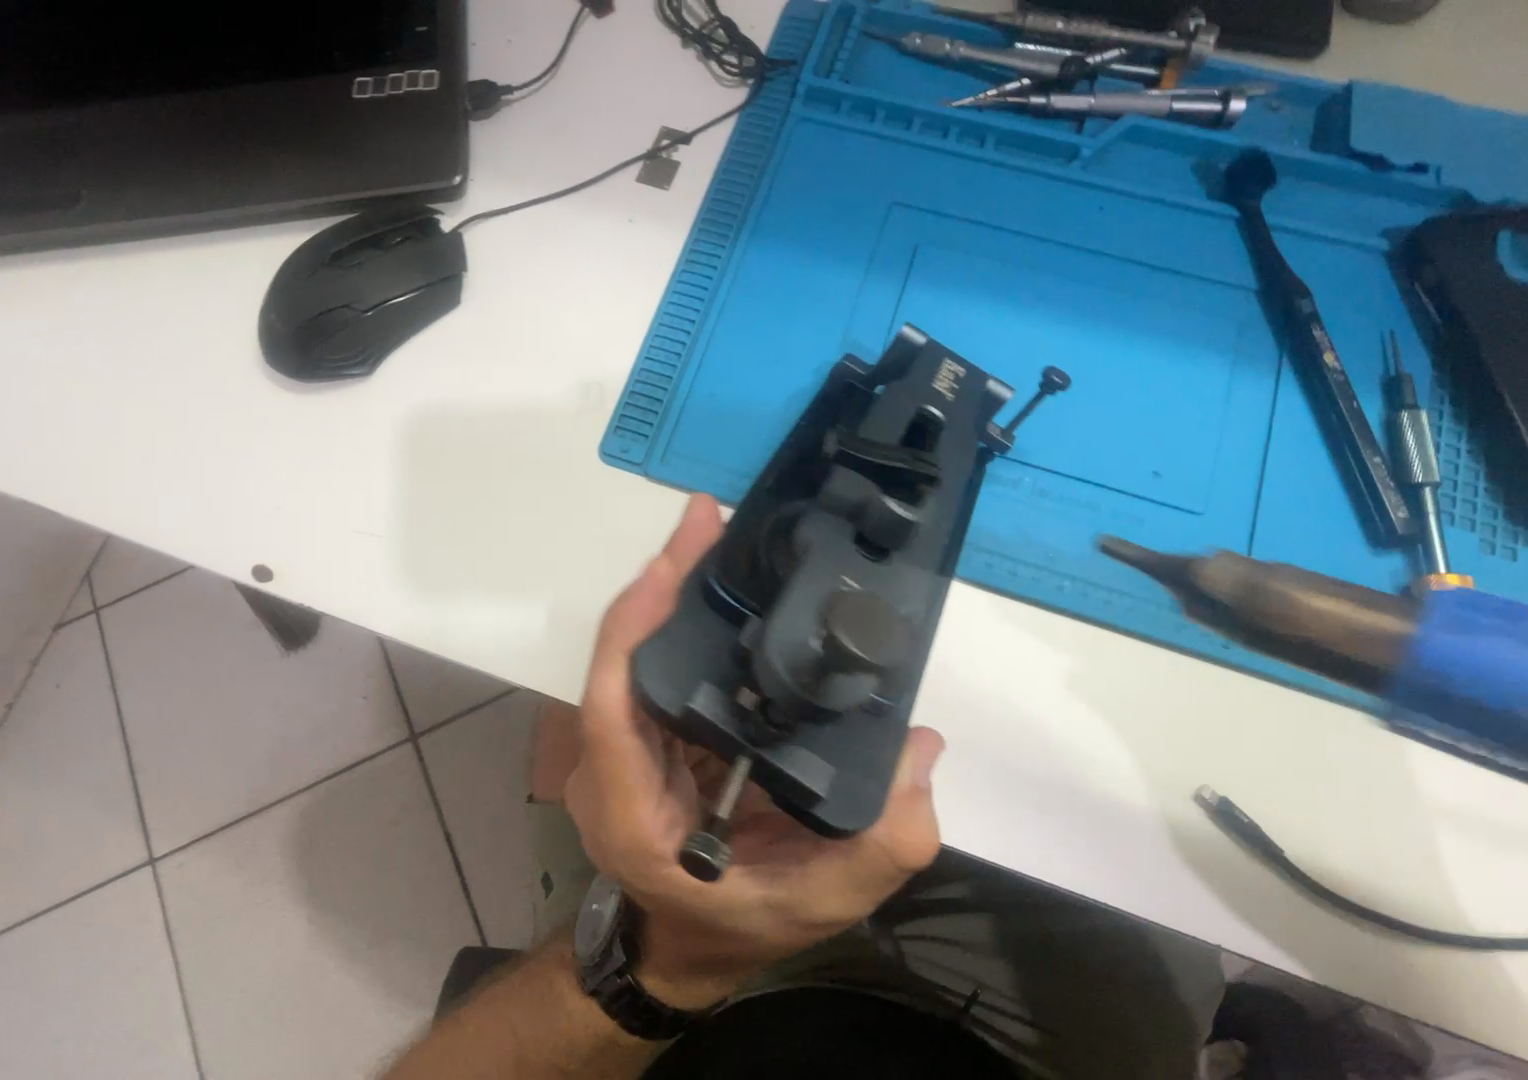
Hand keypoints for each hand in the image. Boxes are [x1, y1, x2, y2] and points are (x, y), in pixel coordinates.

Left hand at [564, 494, 945, 1009]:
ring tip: (721, 538)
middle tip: (711, 521)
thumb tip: (917, 748)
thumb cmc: (739, 929)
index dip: (634, 625)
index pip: (611, 703)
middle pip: (622, 660)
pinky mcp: (646, 736)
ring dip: (674, 593)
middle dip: (662, 583)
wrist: (685, 949)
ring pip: (636, 654)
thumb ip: (881, 842)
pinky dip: (686, 622)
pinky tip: (728, 589)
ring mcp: (622, 749)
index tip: (674, 559)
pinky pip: (657, 667)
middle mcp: (610, 769)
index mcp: (633, 812)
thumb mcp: (821, 902)